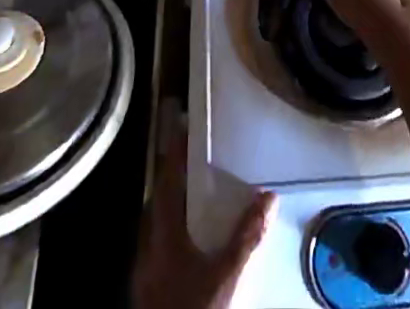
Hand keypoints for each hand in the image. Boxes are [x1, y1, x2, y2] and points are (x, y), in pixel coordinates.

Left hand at [133, 117, 274, 308]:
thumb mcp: (226, 276)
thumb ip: (246, 237)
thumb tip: (266, 198)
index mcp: (162, 231)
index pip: (166, 179)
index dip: (174, 151)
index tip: (182, 125)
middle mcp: (147, 242)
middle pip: (157, 197)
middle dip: (173, 175)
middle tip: (193, 157)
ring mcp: (143, 265)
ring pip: (155, 220)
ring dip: (172, 202)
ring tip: (194, 192)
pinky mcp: (146, 283)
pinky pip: (157, 241)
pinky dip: (171, 228)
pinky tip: (187, 237)